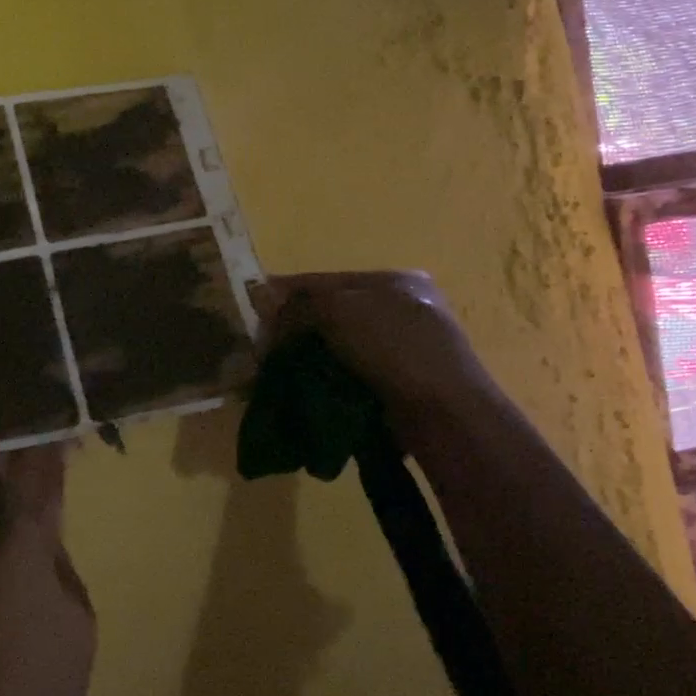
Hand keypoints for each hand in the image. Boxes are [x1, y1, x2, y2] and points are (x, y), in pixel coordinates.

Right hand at [263, 271, 502, 451]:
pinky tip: (304, 383)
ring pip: (335, 344)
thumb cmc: (394, 347)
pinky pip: (347, 371)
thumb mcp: (337, 308)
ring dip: (306, 355)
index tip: (250, 310)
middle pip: (327, 312)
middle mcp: (402, 309)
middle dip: (293, 328)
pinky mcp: (399, 382)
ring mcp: (403, 348)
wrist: (445, 415)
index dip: (283, 293)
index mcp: (394, 282)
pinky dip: (324, 376)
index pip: (322, 280)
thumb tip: (261, 300)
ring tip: (278, 367)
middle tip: (264, 345)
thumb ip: (297, 303)